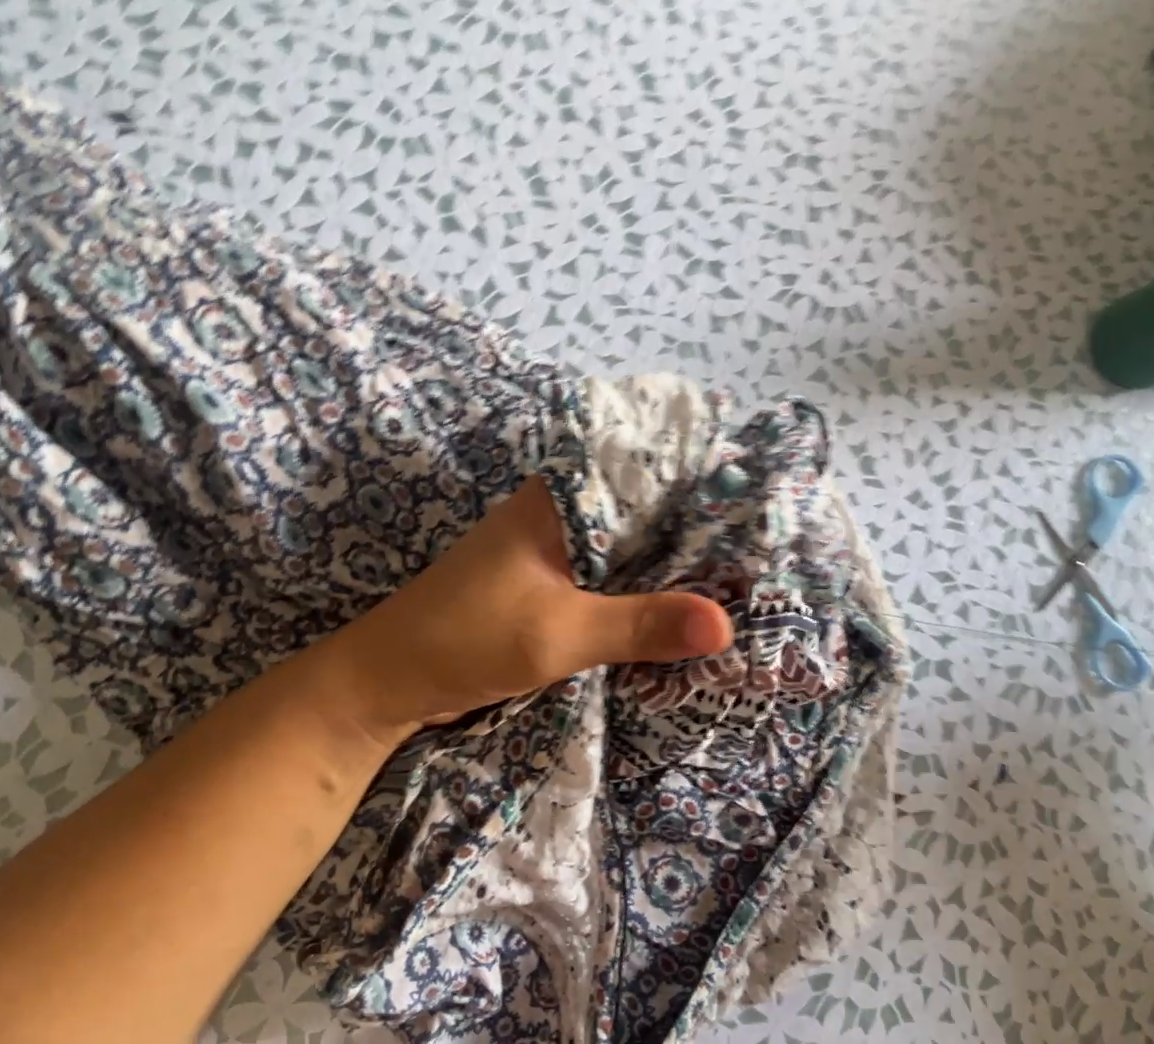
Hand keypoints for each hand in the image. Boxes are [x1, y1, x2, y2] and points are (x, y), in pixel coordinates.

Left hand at [315, 478, 733, 741]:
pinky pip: (614, 578)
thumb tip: (727, 625)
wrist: (388, 683)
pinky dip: (647, 590)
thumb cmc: (466, 639)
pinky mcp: (553, 584)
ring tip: (743, 574)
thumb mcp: (559, 633)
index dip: (700, 480)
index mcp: (559, 500)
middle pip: (644, 510)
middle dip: (697, 528)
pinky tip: (685, 606)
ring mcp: (556, 550)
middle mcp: (561, 514)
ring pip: (631, 547)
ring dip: (674, 563)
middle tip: (765, 544)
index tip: (759, 497)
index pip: (643, 471)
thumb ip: (641, 624)